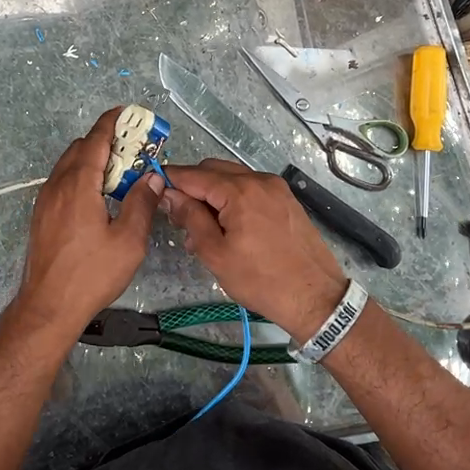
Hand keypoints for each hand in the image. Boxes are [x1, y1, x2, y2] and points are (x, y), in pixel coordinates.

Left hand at [12, 109, 163, 335]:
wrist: (48, 305)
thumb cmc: (91, 274)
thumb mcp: (128, 241)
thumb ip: (141, 204)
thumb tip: (152, 177)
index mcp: (78, 185)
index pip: (94, 140)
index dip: (111, 123)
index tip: (126, 113)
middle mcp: (57, 186)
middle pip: (80, 149)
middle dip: (105, 142)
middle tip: (133, 150)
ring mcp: (45, 200)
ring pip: (68, 166)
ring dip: (92, 160)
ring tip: (120, 174)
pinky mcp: (41, 216)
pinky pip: (62, 183)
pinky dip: (81, 177)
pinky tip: (99, 197)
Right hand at [162, 161, 349, 340]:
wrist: (316, 299)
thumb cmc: (261, 280)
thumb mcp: (215, 253)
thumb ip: (190, 218)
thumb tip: (169, 195)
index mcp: (240, 191)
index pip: (193, 175)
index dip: (170, 181)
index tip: (153, 192)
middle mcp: (259, 180)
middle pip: (213, 170)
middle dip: (191, 187)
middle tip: (177, 215)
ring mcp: (276, 188)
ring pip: (232, 178)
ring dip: (212, 193)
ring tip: (203, 226)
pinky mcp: (286, 200)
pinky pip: (250, 189)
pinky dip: (233, 199)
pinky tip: (228, 226)